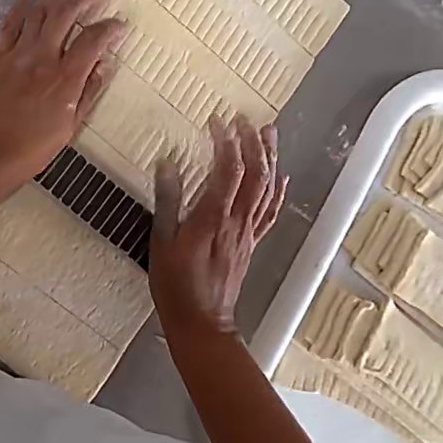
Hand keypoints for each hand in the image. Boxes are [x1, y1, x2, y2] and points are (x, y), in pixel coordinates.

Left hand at [0, 0, 125, 180]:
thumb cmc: (32, 148)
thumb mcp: (70, 127)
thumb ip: (88, 93)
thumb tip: (103, 65)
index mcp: (64, 79)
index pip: (92, 41)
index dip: (109, 29)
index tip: (120, 24)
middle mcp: (41, 58)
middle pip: (64, 15)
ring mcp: (15, 55)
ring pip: (36, 13)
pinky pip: (8, 25)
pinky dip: (20, 6)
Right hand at [151, 115, 289, 338]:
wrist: (201, 323)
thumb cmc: (175, 285)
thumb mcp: (161, 241)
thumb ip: (167, 200)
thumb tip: (167, 163)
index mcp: (213, 217)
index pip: (228, 169)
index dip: (226, 141)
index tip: (217, 121)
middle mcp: (237, 220)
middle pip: (255, 173)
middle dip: (252, 142)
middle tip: (246, 119)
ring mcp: (249, 231)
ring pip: (267, 188)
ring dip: (269, 157)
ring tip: (268, 133)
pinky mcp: (252, 242)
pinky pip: (270, 211)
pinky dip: (278, 189)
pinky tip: (281, 175)